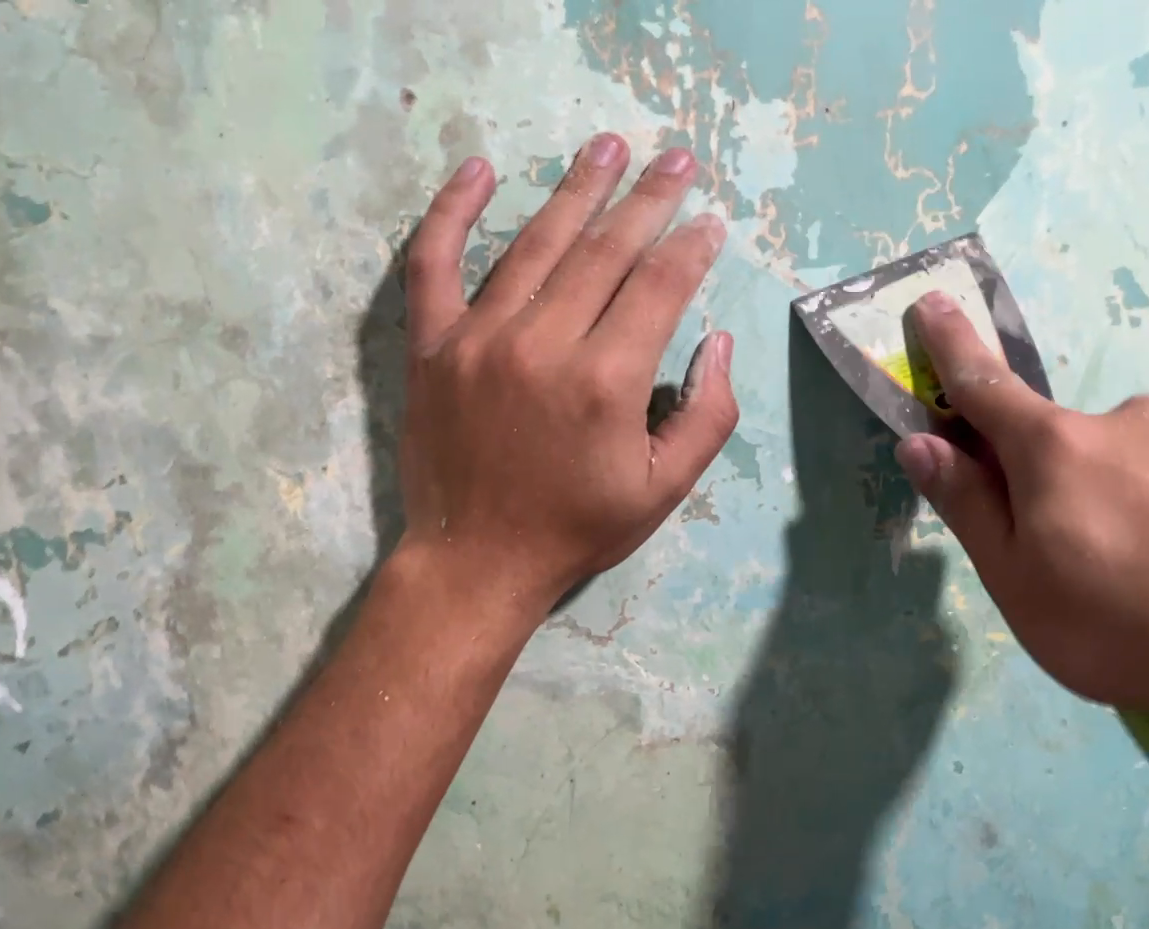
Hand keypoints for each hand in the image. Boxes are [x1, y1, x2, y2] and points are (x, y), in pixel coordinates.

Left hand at [395, 135, 738, 607]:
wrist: (475, 561)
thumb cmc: (575, 528)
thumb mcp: (664, 490)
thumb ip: (707, 416)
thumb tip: (716, 340)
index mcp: (606, 381)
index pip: (658, 287)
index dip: (690, 247)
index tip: (709, 222)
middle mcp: (543, 343)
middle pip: (604, 251)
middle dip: (647, 200)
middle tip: (673, 159)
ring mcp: (479, 338)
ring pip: (534, 244)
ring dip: (576, 190)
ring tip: (606, 146)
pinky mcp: (432, 346)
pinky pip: (432, 263)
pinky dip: (450, 212)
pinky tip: (477, 169)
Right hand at [894, 291, 1148, 761]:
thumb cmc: (1121, 631)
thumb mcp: (1015, 583)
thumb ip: (968, 506)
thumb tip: (920, 442)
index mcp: (1056, 449)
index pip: (985, 385)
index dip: (951, 345)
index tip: (933, 301)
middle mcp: (1133, 419)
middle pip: (1072, 442)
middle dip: (1063, 482)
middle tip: (1088, 559)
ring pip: (1146, 460)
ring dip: (1136, 498)